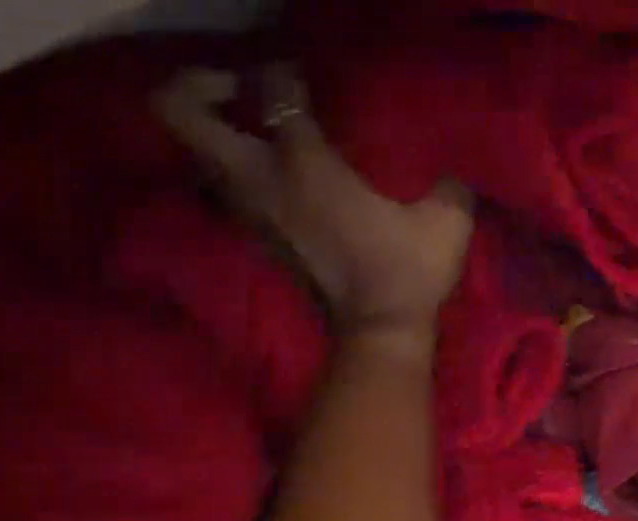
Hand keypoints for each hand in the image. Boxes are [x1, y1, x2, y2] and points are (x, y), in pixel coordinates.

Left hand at [155, 66, 473, 342]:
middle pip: (181, 110)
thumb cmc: (409, 270)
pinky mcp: (256, 232)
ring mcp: (250, 206)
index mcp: (305, 162)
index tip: (305, 76)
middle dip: (200, 87)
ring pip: (199, 149)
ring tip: (259, 132)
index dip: (285, 74)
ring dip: (221, 133)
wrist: (380, 328)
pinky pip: (225, 183)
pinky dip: (239, 170)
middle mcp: (260, 175)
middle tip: (245, 93)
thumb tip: (456, 169)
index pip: (275, 91)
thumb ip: (451, 186)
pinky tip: (276, 177)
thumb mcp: (447, 224)